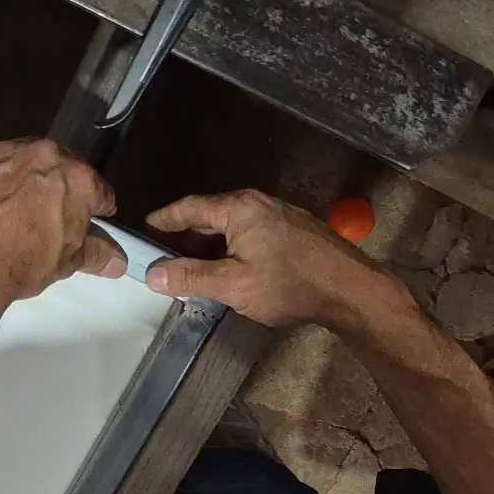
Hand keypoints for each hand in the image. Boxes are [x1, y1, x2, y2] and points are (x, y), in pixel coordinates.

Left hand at [0, 132, 124, 309]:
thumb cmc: (26, 262)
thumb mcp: (67, 262)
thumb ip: (97, 254)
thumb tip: (118, 263)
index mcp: (81, 180)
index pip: (101, 192)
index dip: (97, 210)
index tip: (88, 221)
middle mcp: (50, 155)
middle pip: (66, 168)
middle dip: (62, 188)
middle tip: (50, 214)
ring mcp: (12, 150)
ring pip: (30, 156)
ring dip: (29, 172)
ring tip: (17, 201)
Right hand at [144, 190, 415, 328]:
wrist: (350, 291)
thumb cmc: (289, 285)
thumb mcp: (233, 285)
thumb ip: (190, 278)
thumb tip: (152, 274)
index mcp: (239, 209)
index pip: (189, 207)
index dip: (163, 220)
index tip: (142, 231)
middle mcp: (258, 202)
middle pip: (210, 215)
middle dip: (185, 237)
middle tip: (164, 257)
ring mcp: (279, 214)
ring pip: (232, 226)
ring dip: (209, 245)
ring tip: (193, 268)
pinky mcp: (294, 229)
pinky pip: (250, 232)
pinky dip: (232, 247)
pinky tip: (231, 269)